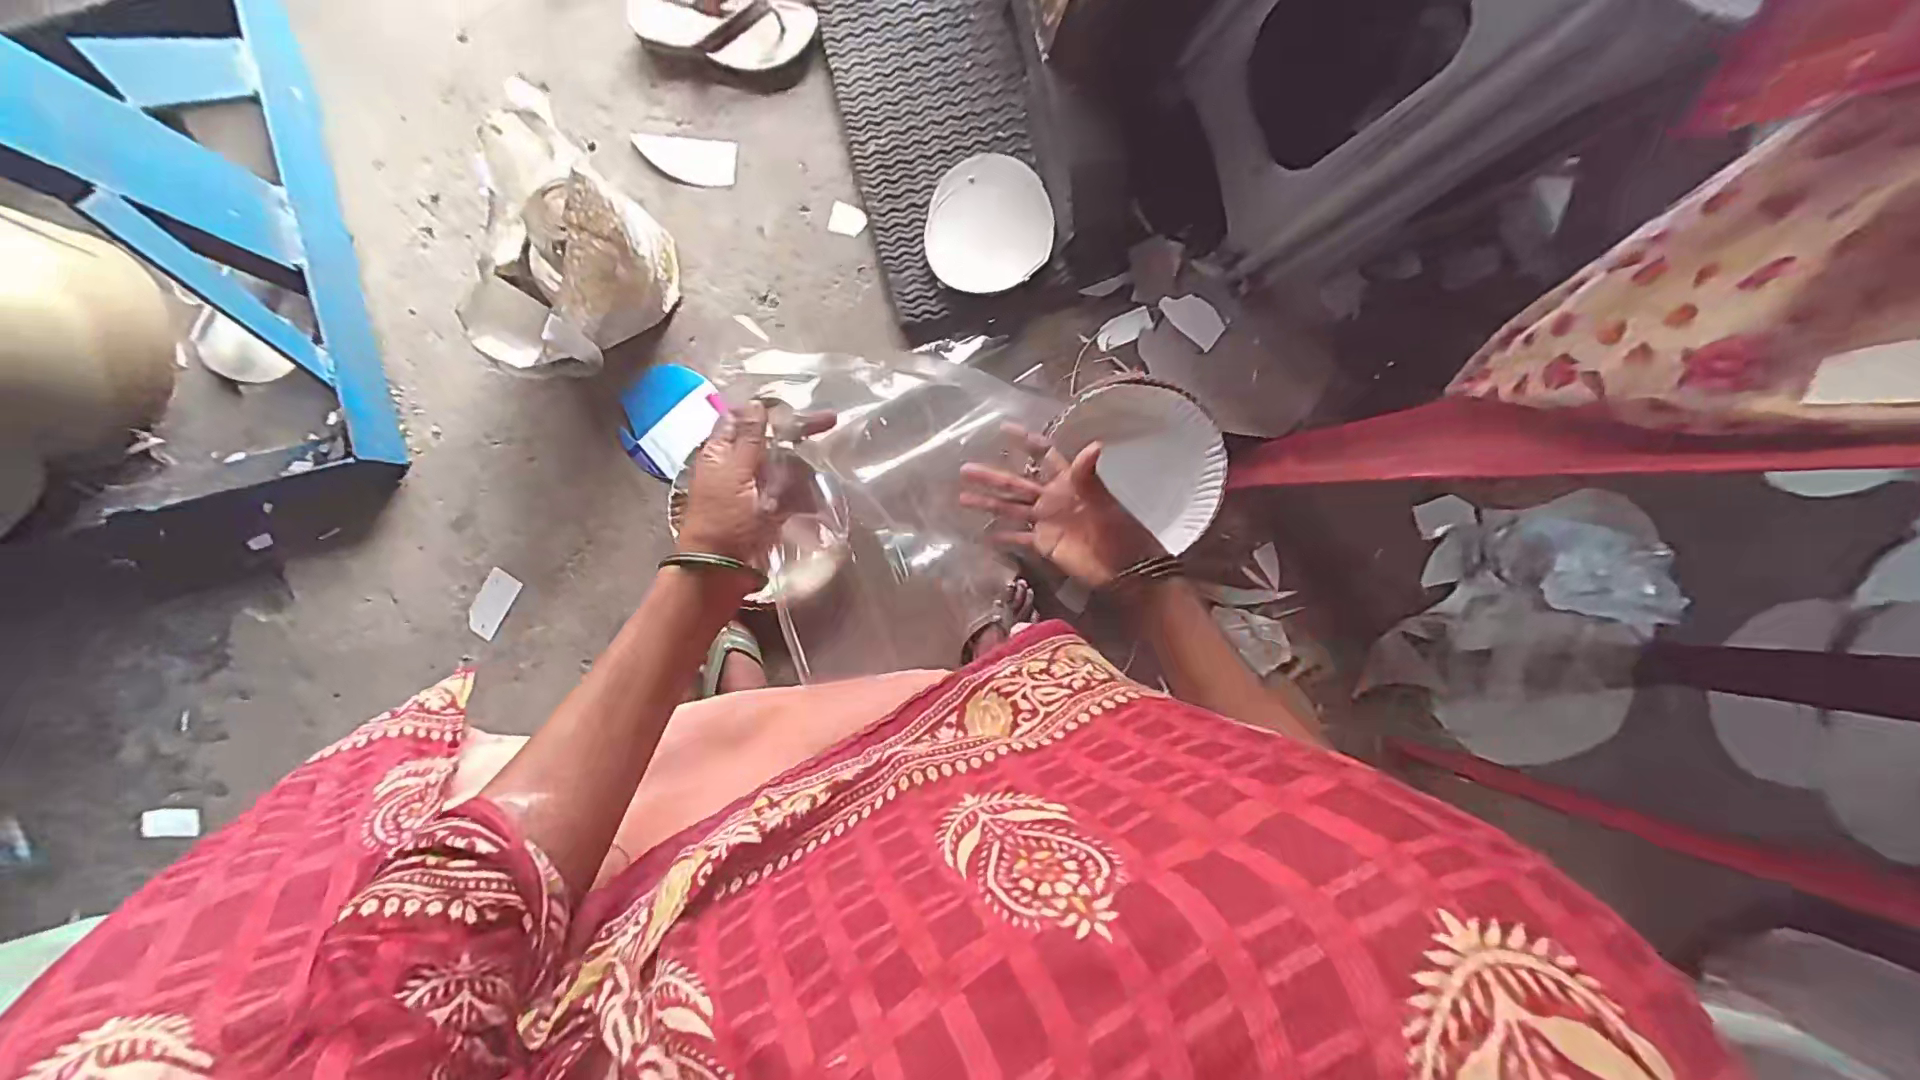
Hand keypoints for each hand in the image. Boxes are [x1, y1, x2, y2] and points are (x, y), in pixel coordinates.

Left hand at [679, 401, 834, 571]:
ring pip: (784, 466)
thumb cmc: (722, 520)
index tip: (799, 405)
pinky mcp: (768, 511)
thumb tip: (756, 403)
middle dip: (797, 434)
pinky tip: (818, 496)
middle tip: (830, 423)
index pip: (744, 418)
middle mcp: (737, 467)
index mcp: (720, 452)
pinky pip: (790, 493)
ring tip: (823, 468)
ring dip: (803, 466)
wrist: (721, 571)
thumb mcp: (734, 474)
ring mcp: (754, 490)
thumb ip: (747, 439)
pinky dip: (804, 492)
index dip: (770, 409)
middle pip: (770, 441)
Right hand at [959, 426, 1163, 587]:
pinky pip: (1019, 537)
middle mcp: (1052, 498)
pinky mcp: (1044, 544)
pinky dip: (1003, 536)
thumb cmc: (1118, 531)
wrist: (1126, 569)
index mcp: (1067, 482)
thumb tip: (1094, 445)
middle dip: (992, 476)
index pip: (1043, 456)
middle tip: (965, 468)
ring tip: (962, 497)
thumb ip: (1088, 476)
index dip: (1025, 442)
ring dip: (988, 503)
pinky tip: (984, 533)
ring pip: (1011, 508)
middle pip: (1016, 483)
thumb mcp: (1103, 501)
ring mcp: (1047, 521)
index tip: (1003, 429)